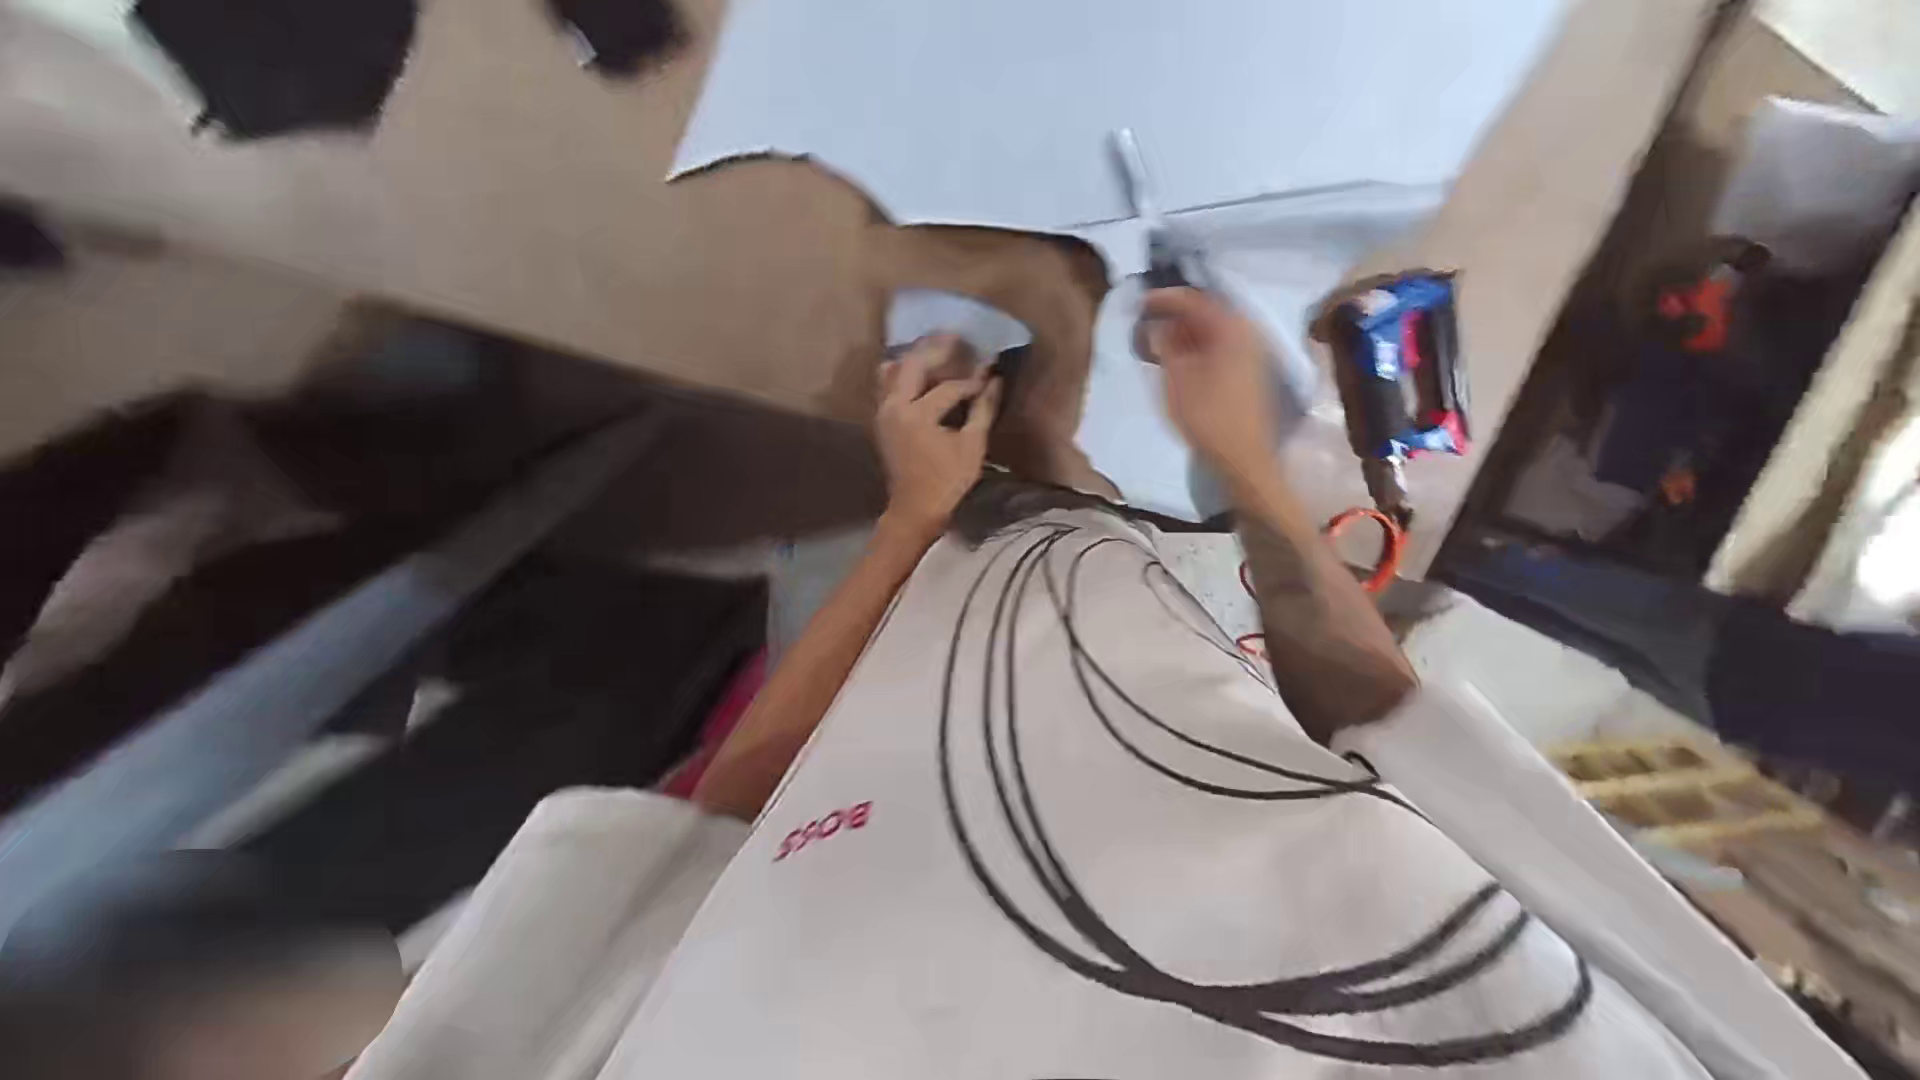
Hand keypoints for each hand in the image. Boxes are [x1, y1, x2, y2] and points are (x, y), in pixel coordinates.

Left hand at [875, 335, 1001, 542]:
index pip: (949, 387)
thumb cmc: (947, 481)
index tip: (989, 373)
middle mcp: (894, 406)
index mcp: (916, 414)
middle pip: (913, 364)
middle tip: (956, 337)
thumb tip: (995, 379)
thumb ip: (983, 409)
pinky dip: (903, 375)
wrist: (915, 509)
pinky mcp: (882, 420)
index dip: (972, 381)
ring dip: (915, 359)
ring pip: (894, 371)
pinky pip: (888, 385)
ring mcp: (883, 412)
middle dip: (936, 349)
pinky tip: (921, 373)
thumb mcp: (972, 445)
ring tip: (937, 351)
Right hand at [1142, 288, 1280, 480]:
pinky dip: (1201, 344)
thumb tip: (1158, 326)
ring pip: (1216, 329)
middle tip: (1150, 321)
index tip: (1140, 302)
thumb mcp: (1177, 379)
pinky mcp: (1252, 370)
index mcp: (1230, 328)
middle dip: (1178, 314)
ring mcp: (1253, 351)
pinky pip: (1223, 344)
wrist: (1242, 455)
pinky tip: (1184, 356)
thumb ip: (1166, 345)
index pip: (1194, 300)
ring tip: (1162, 340)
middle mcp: (1247, 332)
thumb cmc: (1207, 416)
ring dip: (1189, 331)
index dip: (1164, 298)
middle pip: (1209, 311)